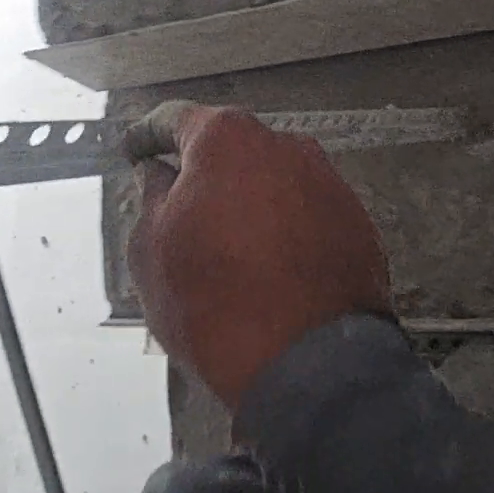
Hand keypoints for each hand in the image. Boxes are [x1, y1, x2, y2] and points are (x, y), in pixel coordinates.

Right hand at [126, 102, 391, 410]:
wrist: (312, 373)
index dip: (147, 135)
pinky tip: (266, 265)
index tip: (135, 150)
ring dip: (244, 200)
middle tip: (177, 207)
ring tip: (226, 245)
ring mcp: (327, 183)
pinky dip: (281, 227)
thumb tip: (160, 177)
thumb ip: (150, 197)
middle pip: (228, 148)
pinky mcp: (357, 223)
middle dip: (201, 172)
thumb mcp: (151, 248)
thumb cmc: (214, 302)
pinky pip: (303, 212)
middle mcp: (282, 146)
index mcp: (225, 139)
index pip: (174, 119)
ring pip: (269, 180)